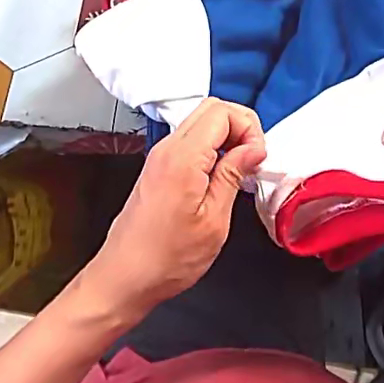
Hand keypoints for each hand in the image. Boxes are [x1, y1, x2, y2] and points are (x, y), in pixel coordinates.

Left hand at [67, 98, 266, 325]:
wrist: (125, 275)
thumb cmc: (166, 258)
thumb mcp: (213, 222)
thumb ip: (233, 175)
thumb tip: (254, 148)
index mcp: (182, 158)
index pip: (222, 112)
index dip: (248, 128)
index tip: (258, 157)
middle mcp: (167, 149)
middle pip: (211, 108)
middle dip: (240, 125)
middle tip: (253, 158)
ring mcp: (160, 155)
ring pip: (200, 121)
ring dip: (226, 135)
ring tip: (240, 169)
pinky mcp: (158, 166)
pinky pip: (190, 140)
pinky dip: (212, 147)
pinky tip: (221, 175)